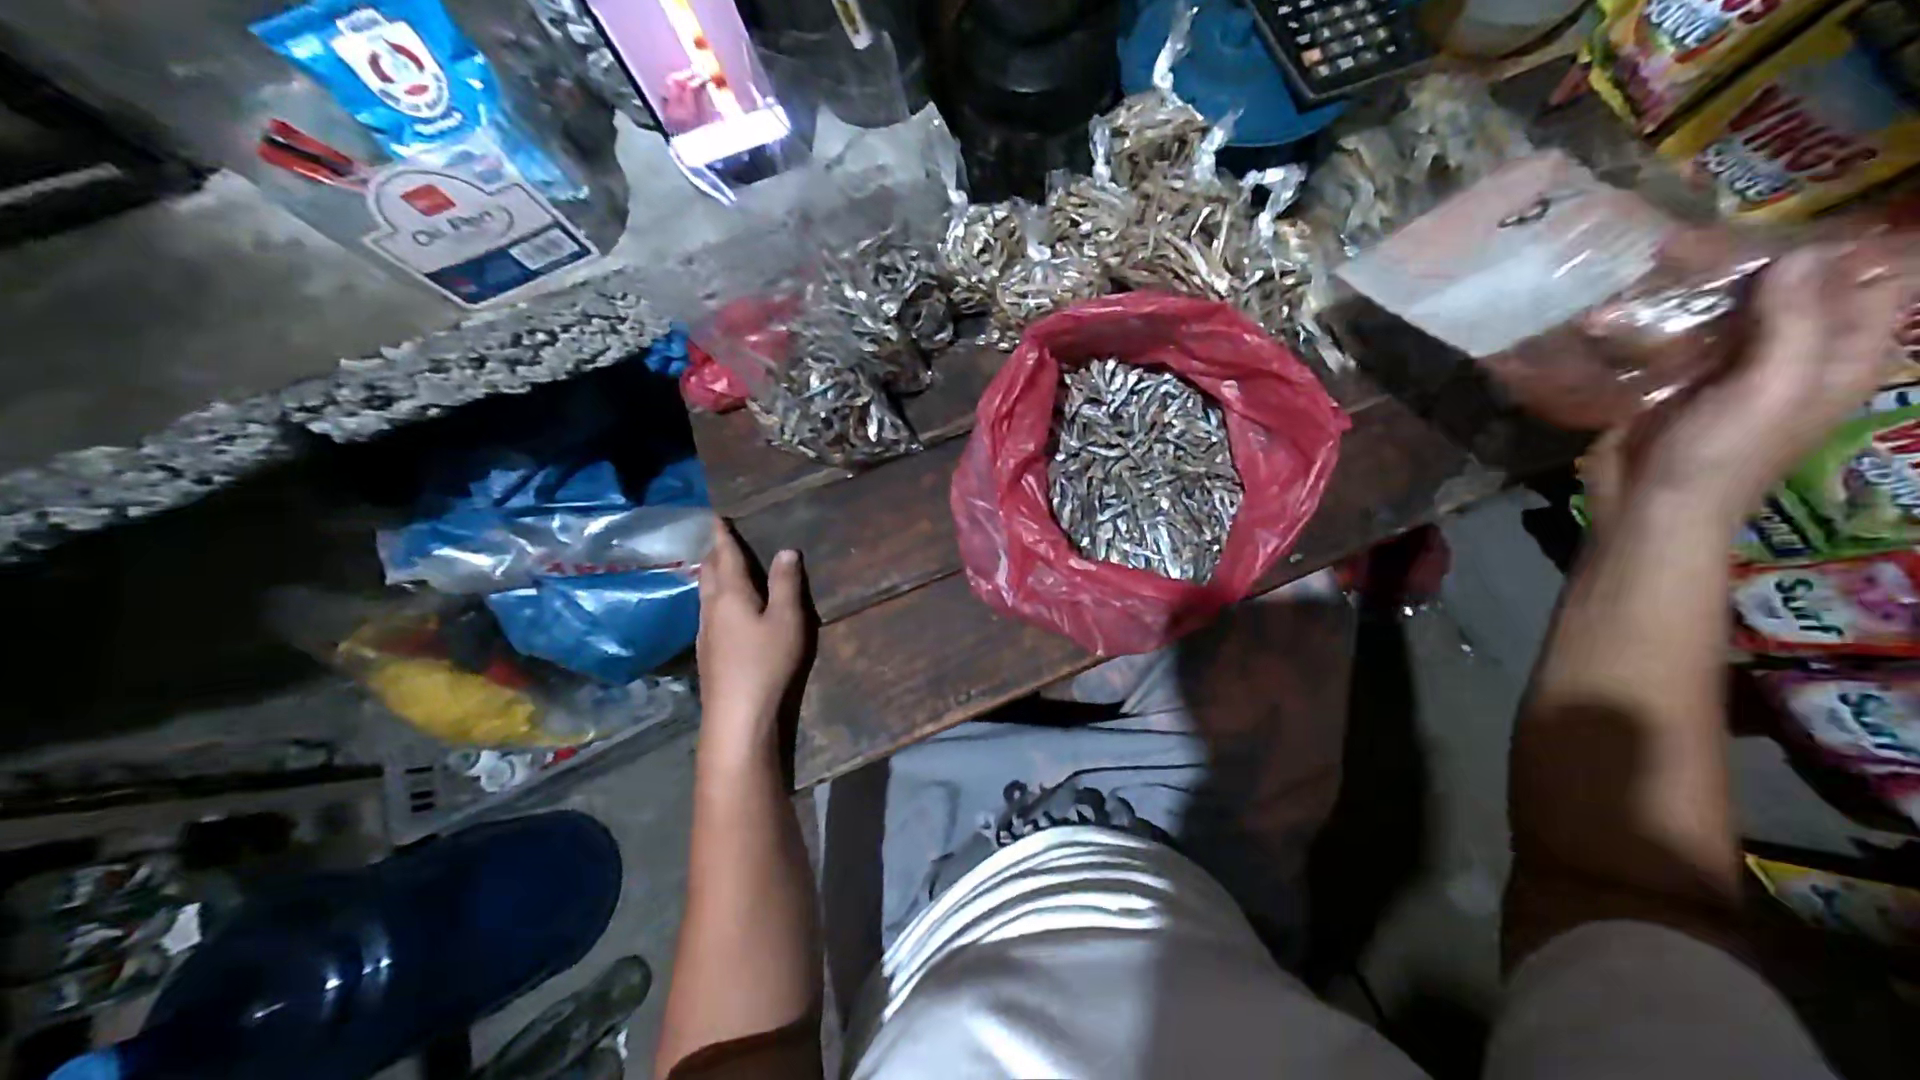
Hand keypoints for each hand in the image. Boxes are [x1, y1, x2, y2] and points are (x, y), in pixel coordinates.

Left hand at [696, 519, 807, 752]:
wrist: (737, 714)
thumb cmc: (766, 662)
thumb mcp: (787, 619)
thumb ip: (786, 584)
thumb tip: (786, 550)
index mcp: (731, 594)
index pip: (725, 556)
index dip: (722, 535)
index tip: (716, 516)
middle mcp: (712, 608)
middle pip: (709, 572)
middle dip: (714, 552)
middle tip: (719, 538)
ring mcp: (705, 632)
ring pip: (705, 592)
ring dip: (712, 574)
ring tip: (719, 566)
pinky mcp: (707, 651)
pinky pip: (707, 610)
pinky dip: (714, 596)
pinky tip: (721, 607)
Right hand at [1587, 239, 1912, 526]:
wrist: (1647, 506)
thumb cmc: (1721, 455)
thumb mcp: (1772, 388)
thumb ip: (1795, 320)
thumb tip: (1802, 252)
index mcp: (1840, 354)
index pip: (1873, 278)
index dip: (1843, 248)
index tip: (1787, 229)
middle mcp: (1791, 353)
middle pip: (1785, 285)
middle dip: (1743, 260)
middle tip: (1684, 244)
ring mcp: (1727, 366)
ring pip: (1721, 306)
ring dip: (1684, 288)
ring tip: (1642, 267)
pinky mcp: (1672, 379)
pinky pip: (1670, 336)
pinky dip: (1645, 320)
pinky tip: (1612, 311)